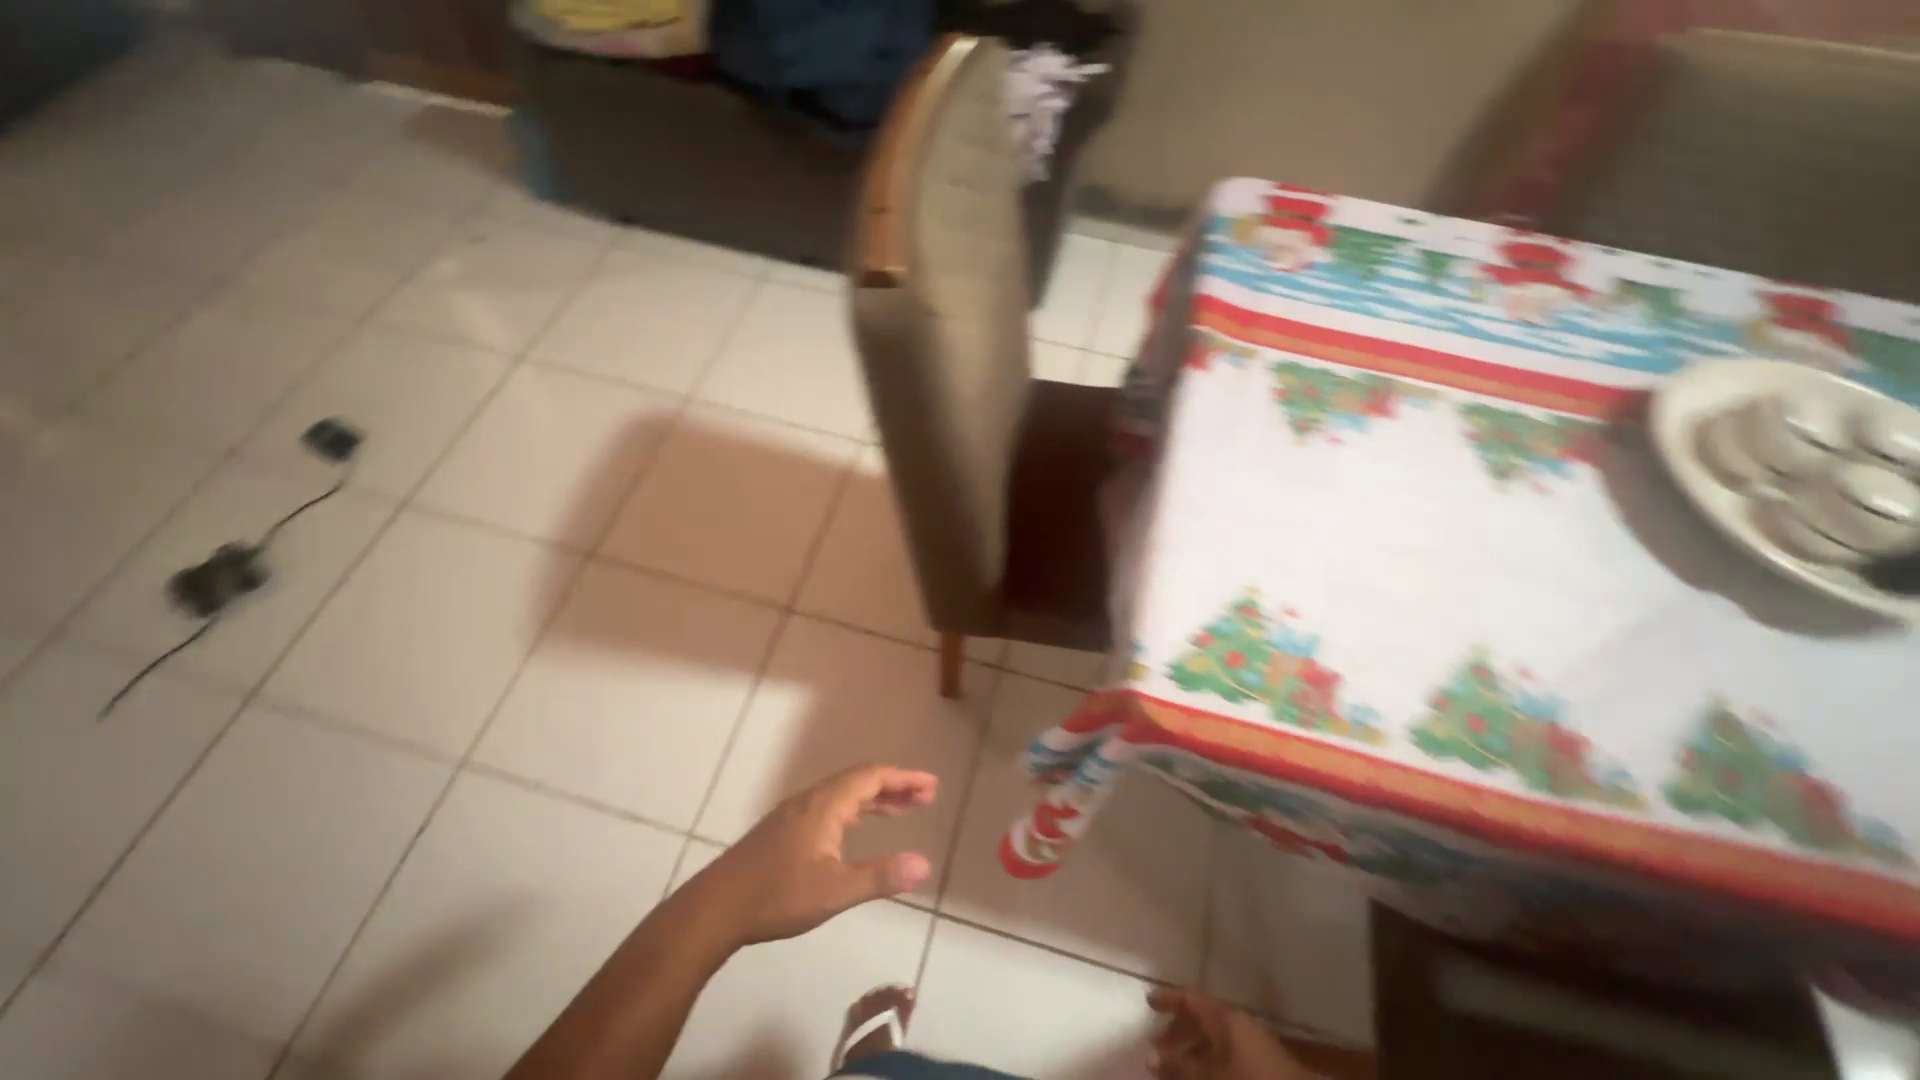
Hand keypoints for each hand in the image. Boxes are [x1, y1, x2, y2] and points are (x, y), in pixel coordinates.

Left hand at [681, 764, 937, 948]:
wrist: (715, 909)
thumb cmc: (776, 897)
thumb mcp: (835, 891)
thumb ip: (880, 877)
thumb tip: (924, 864)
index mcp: (824, 806)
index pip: (870, 777)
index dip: (903, 778)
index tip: (932, 786)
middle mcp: (809, 802)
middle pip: (858, 781)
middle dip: (894, 786)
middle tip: (926, 797)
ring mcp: (793, 815)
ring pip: (842, 796)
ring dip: (874, 799)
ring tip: (903, 810)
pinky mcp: (782, 832)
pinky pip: (829, 808)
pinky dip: (854, 811)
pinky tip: (856, 830)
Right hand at [1148, 989, 1308, 1079]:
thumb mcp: (1210, 1075)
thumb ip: (1180, 1065)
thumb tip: (1149, 1056)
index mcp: (1226, 1019)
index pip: (1191, 999)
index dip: (1169, 999)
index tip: (1148, 1002)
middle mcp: (1239, 1025)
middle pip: (1202, 1019)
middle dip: (1178, 1031)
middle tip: (1156, 1046)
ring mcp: (1253, 1045)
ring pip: (1215, 1040)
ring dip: (1192, 1050)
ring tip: (1174, 1068)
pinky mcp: (1261, 1065)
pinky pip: (1227, 1055)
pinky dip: (1209, 1062)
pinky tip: (1199, 1077)